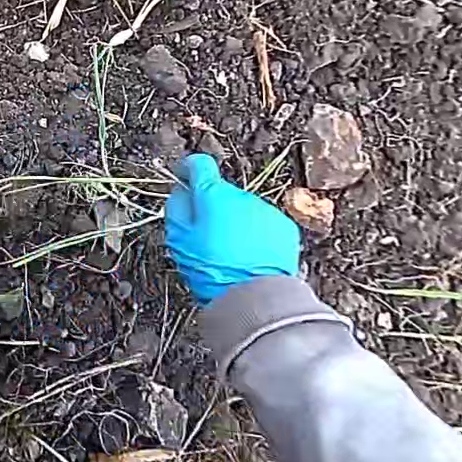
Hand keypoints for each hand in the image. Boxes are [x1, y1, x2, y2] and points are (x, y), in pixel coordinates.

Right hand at [164, 153, 299, 305]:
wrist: (255, 296)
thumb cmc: (212, 268)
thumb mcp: (179, 239)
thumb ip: (176, 208)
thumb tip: (181, 191)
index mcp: (213, 195)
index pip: (200, 165)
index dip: (188, 169)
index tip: (183, 177)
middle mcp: (241, 196)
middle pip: (221, 192)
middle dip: (211, 206)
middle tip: (204, 234)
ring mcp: (266, 211)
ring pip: (242, 209)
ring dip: (234, 221)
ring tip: (228, 251)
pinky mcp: (284, 228)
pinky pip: (263, 224)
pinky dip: (254, 234)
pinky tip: (248, 256)